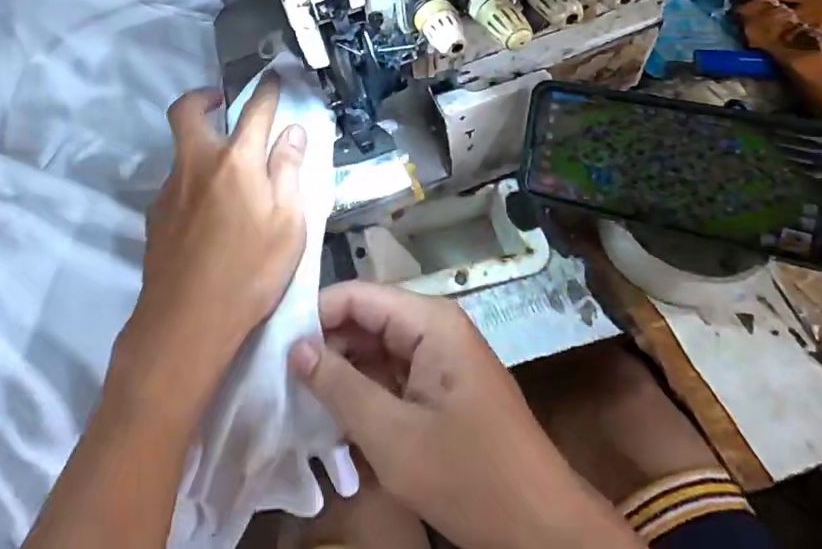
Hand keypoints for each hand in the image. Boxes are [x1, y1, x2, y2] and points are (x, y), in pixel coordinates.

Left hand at [119, 75, 307, 392]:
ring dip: (200, 144)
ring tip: (226, 174)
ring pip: (181, 148)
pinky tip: (207, 214)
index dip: (266, 90)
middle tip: (222, 102)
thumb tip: (292, 133)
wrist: (186, 322)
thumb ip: (288, 173)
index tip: (273, 78)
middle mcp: (197, 163)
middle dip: (204, 95)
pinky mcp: (155, 213)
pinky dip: (193, 181)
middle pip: (188, 110)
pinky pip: (176, 183)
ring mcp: (170, 187)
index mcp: (236, 162)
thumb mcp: (288, 226)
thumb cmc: (250, 274)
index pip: (254, 111)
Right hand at [290, 283, 639, 548]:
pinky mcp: (441, 384)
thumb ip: (339, 385)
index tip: (277, 345)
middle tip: (284, 378)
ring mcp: (440, 356)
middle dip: (326, 345)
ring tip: (302, 399)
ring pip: (375, 347)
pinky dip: (365, 391)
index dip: (315, 314)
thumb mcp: (392, 436)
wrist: (544, 529)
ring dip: (343, 372)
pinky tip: (338, 418)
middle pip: (365, 319)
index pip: (356, 295)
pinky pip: (392, 372)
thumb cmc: (470, 477)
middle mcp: (435, 326)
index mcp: (429, 321)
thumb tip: (294, 347)